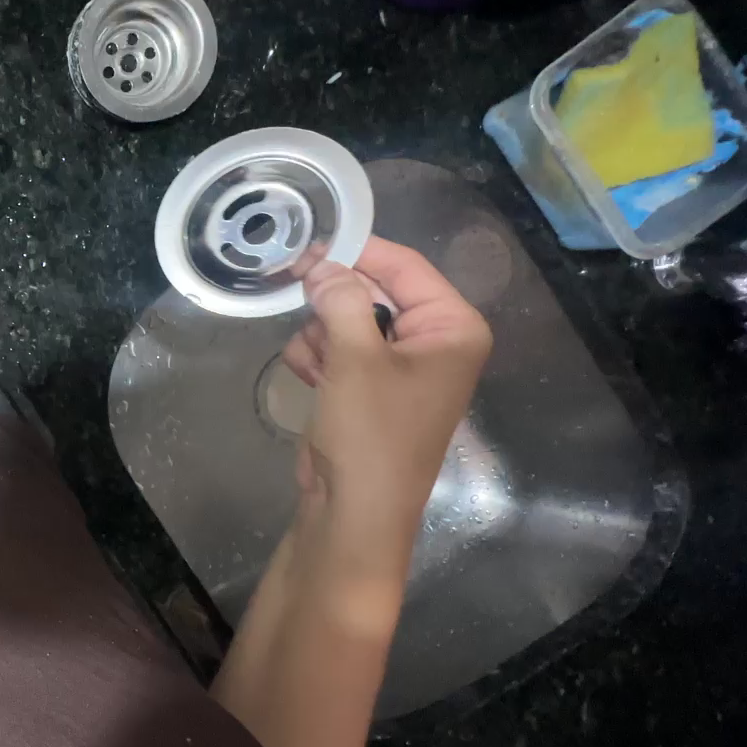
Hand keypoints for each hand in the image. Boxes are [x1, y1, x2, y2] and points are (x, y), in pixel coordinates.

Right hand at [281, 237, 491, 574]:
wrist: (356, 503)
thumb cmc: (370, 430)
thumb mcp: (354, 359)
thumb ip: (340, 302)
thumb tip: (321, 266)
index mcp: (451, 327)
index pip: (406, 268)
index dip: (357, 252)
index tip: (308, 243)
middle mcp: (431, 341)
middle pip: (373, 293)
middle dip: (332, 303)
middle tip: (294, 297)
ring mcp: (397, 367)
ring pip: (346, 322)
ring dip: (319, 336)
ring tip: (314, 364)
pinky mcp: (367, 388)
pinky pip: (336, 352)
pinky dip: (317, 359)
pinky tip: (310, 379)